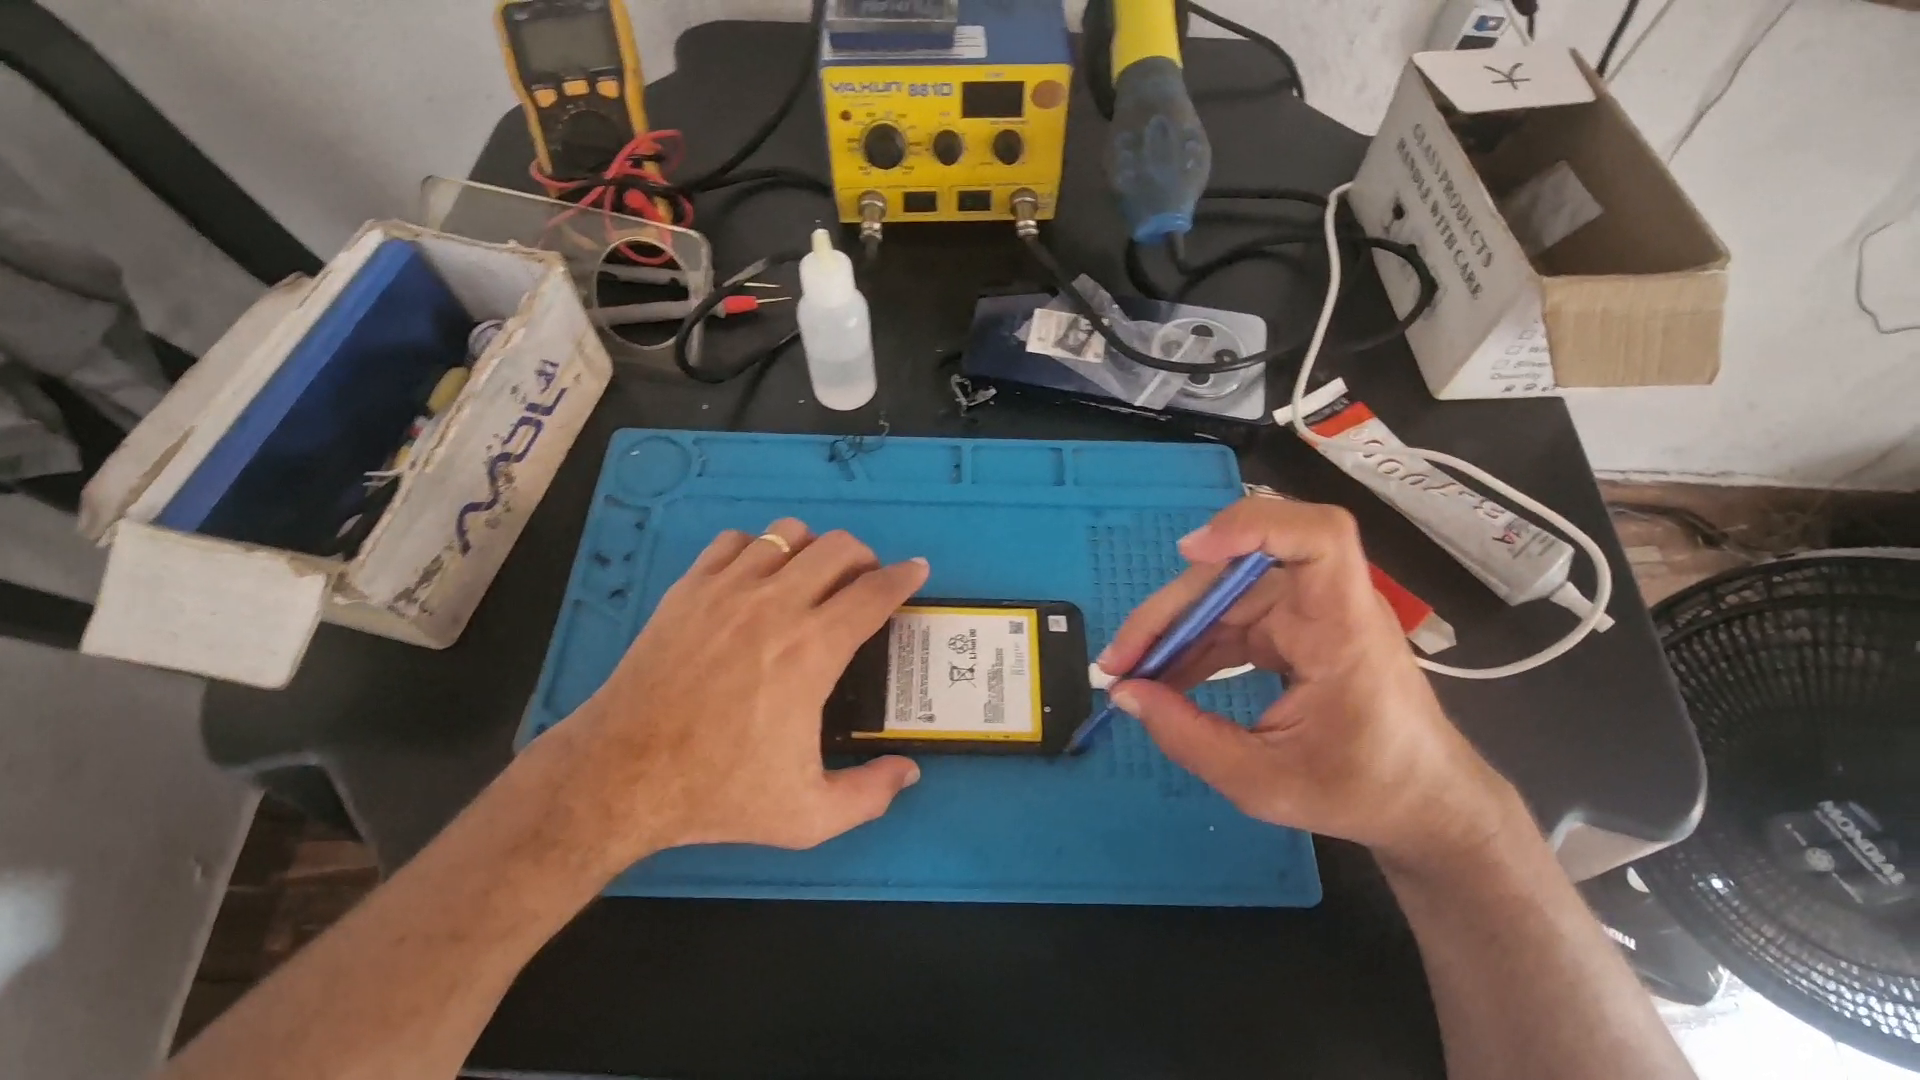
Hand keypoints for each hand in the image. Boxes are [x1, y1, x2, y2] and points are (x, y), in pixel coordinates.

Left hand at [540, 519, 928, 864]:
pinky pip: (734, 542)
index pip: (874, 592)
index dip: (904, 577)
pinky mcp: (687, 589)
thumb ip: (869, 795)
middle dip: (864, 558)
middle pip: (837, 547)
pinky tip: (754, 579)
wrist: (623, 775)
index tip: (916, 571)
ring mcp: (726, 590)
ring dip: (811, 549)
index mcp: (813, 651)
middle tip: (864, 583)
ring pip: (786, 534)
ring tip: (810, 578)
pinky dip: (756, 550)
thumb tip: (908, 771)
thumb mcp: (808, 816)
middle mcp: (775, 606)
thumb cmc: (718, 793)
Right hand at [1100, 497, 1520, 864]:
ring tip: (1130, 674)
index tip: (1189, 553)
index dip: (1253, 525)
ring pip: (1225, 596)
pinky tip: (1163, 677)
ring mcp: (1310, 615)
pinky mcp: (1296, 631)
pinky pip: (1233, 621)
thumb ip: (1188, 737)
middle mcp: (1328, 606)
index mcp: (1344, 630)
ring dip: (1173, 630)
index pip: (1319, 538)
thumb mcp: (1264, 782)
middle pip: (1238, 573)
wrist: (1423, 804)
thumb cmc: (1362, 791)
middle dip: (1171, 612)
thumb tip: (1126, 693)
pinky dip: (1194, 645)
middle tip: (1120, 663)